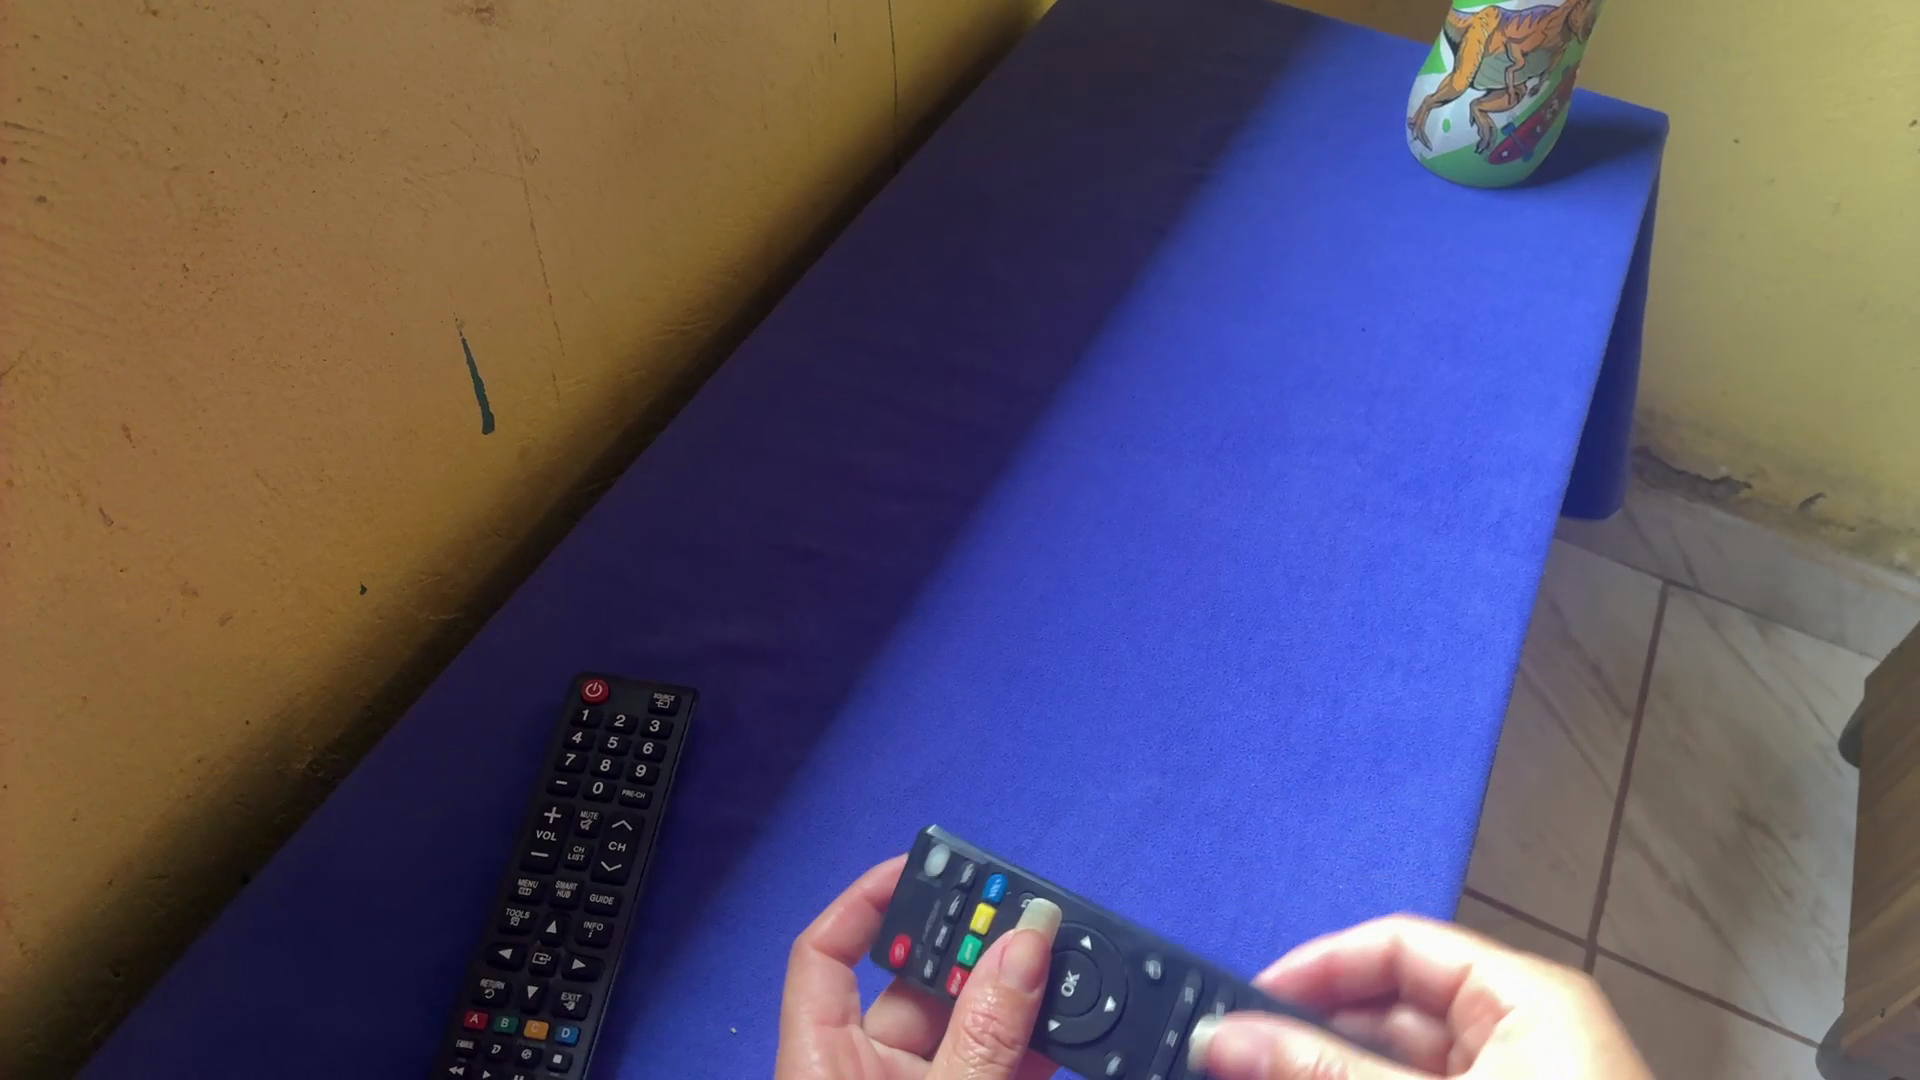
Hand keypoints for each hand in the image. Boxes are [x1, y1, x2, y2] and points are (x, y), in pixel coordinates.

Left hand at [777, 855, 1064, 1079]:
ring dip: (1008, 998)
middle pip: (912, 986)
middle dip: (967, 948)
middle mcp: (863, 1069)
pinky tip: (1060, 1030)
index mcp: (823, 1060)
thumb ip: (985, 1032)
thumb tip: (1027, 939)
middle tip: (1018, 914)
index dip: (866, 897)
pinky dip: (1022, 1049)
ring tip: (1053, 961)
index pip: (825, 953)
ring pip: (959, 1028)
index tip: (922, 862)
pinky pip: (985, 1065)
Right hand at [1187, 914, 1651, 1079]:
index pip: (1395, 948)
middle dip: (1314, 1035)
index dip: (1320, 966)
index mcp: (1523, 1000)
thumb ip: (1324, 1071)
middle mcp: (1517, 1038)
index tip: (1253, 999)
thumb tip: (1220, 1038)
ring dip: (1328, 1074)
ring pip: (1393, 1066)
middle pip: (1388, 1012)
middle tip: (1244, 1055)